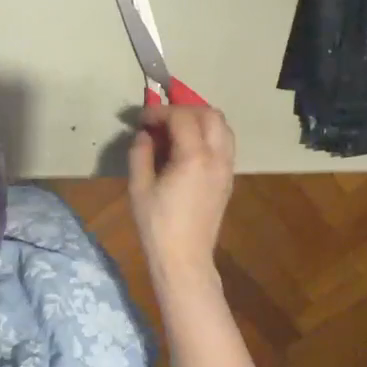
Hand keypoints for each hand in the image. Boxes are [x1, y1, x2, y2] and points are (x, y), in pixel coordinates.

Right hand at [128, 102, 235, 288]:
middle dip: (184, 109)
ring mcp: (227, 167)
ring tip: (175, 130)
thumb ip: (140, 154)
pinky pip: (224, 144)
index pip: (181, 117)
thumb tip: (144, 134)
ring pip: (222, 127)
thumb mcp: (139, 188)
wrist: (184, 257)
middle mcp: (217, 156)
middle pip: (210, 114)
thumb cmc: (156, 224)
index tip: (141, 118)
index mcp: (194, 157)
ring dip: (200, 120)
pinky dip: (207, 135)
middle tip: (161, 119)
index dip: (159, 112)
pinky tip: (187, 148)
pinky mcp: (228, 178)